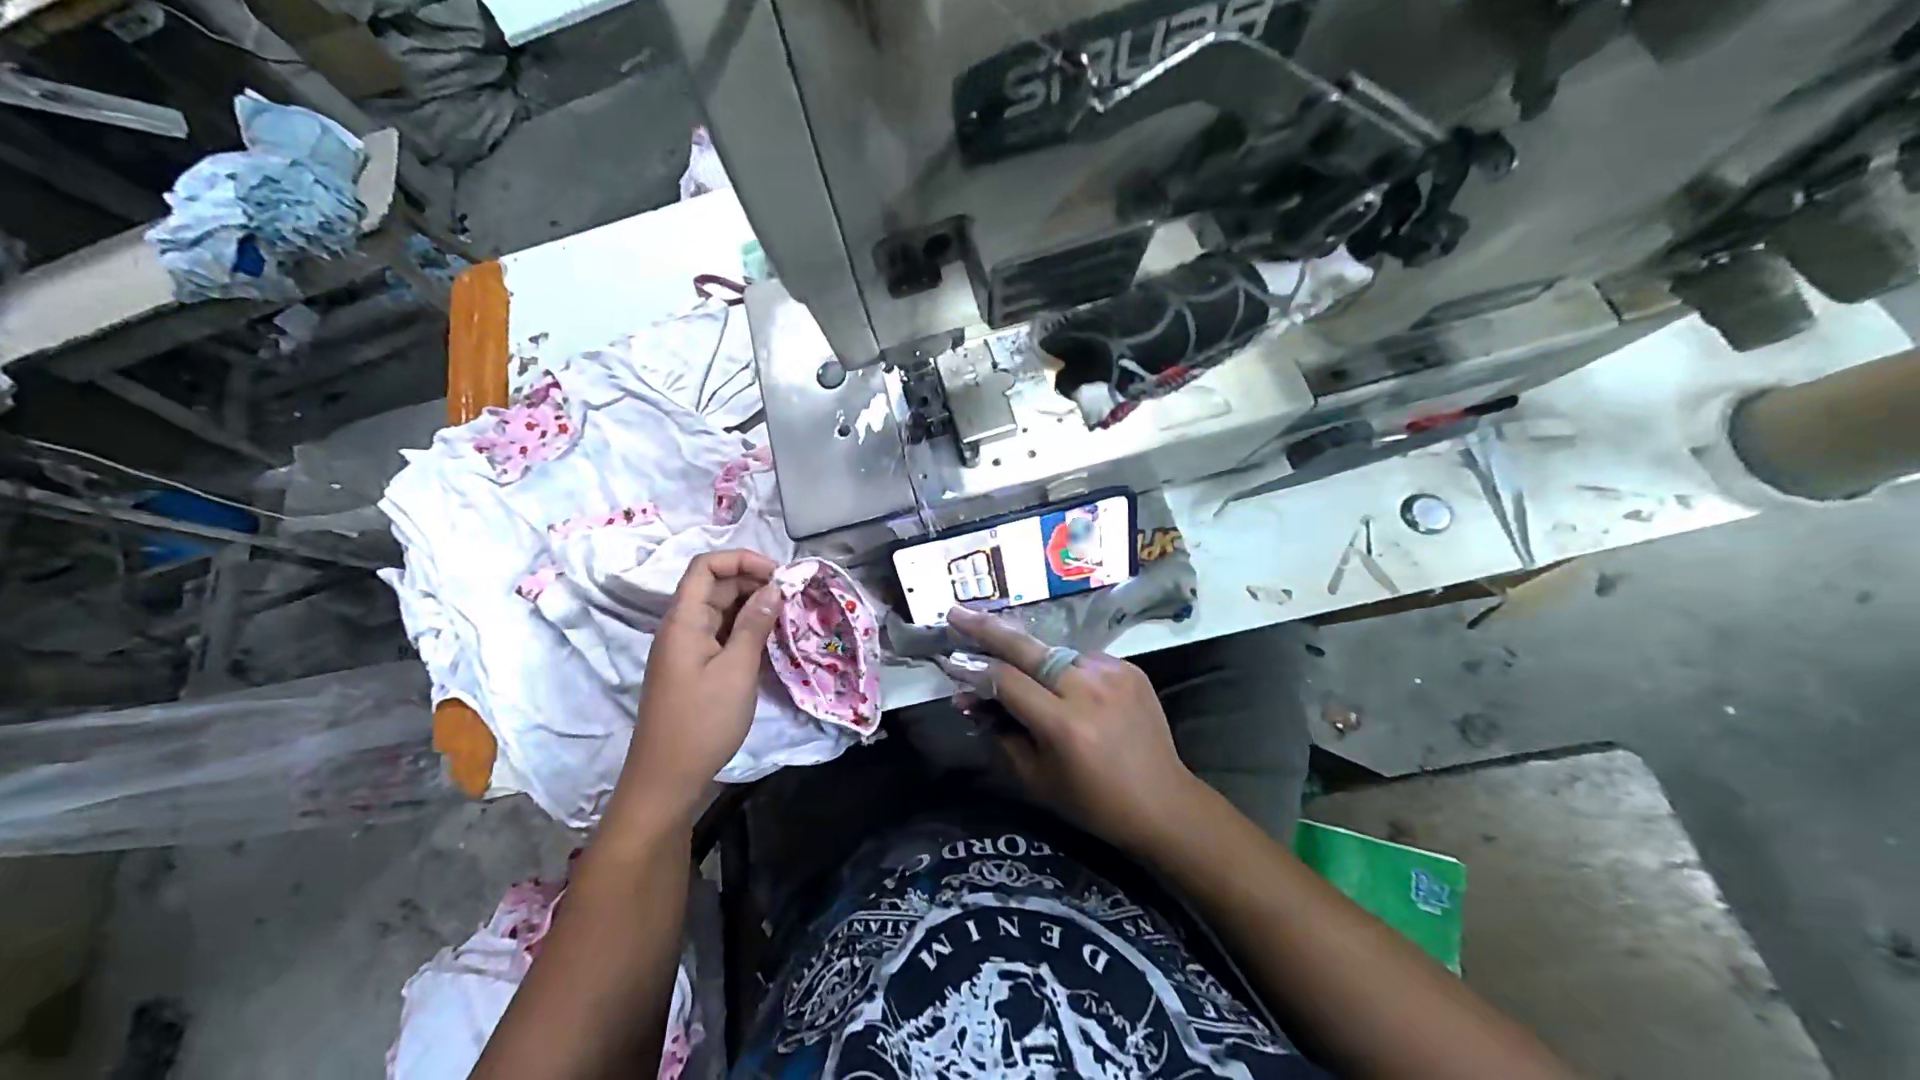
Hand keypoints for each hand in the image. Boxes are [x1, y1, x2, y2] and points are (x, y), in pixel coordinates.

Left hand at [623, 551, 782, 818]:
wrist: (667, 778)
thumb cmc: (702, 721)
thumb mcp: (736, 670)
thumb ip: (755, 625)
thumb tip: (774, 588)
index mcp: (683, 620)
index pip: (706, 567)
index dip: (741, 560)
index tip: (778, 575)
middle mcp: (681, 627)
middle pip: (715, 586)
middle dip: (754, 582)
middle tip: (792, 597)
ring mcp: (686, 648)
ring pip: (721, 610)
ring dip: (753, 606)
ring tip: (787, 616)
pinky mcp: (694, 668)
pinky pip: (721, 634)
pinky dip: (746, 629)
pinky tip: (771, 640)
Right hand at [946, 606, 1205, 852]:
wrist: (1163, 801)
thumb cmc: (1093, 801)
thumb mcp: (1037, 777)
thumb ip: (1001, 733)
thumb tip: (969, 699)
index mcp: (1064, 724)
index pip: (1007, 681)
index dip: (974, 669)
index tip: (950, 659)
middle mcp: (1089, 689)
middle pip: (1027, 648)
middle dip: (986, 628)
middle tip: (956, 613)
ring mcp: (1113, 673)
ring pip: (1054, 652)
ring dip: (1028, 657)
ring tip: (1012, 666)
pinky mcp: (1130, 668)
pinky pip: (1081, 659)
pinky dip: (1063, 669)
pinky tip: (1060, 685)